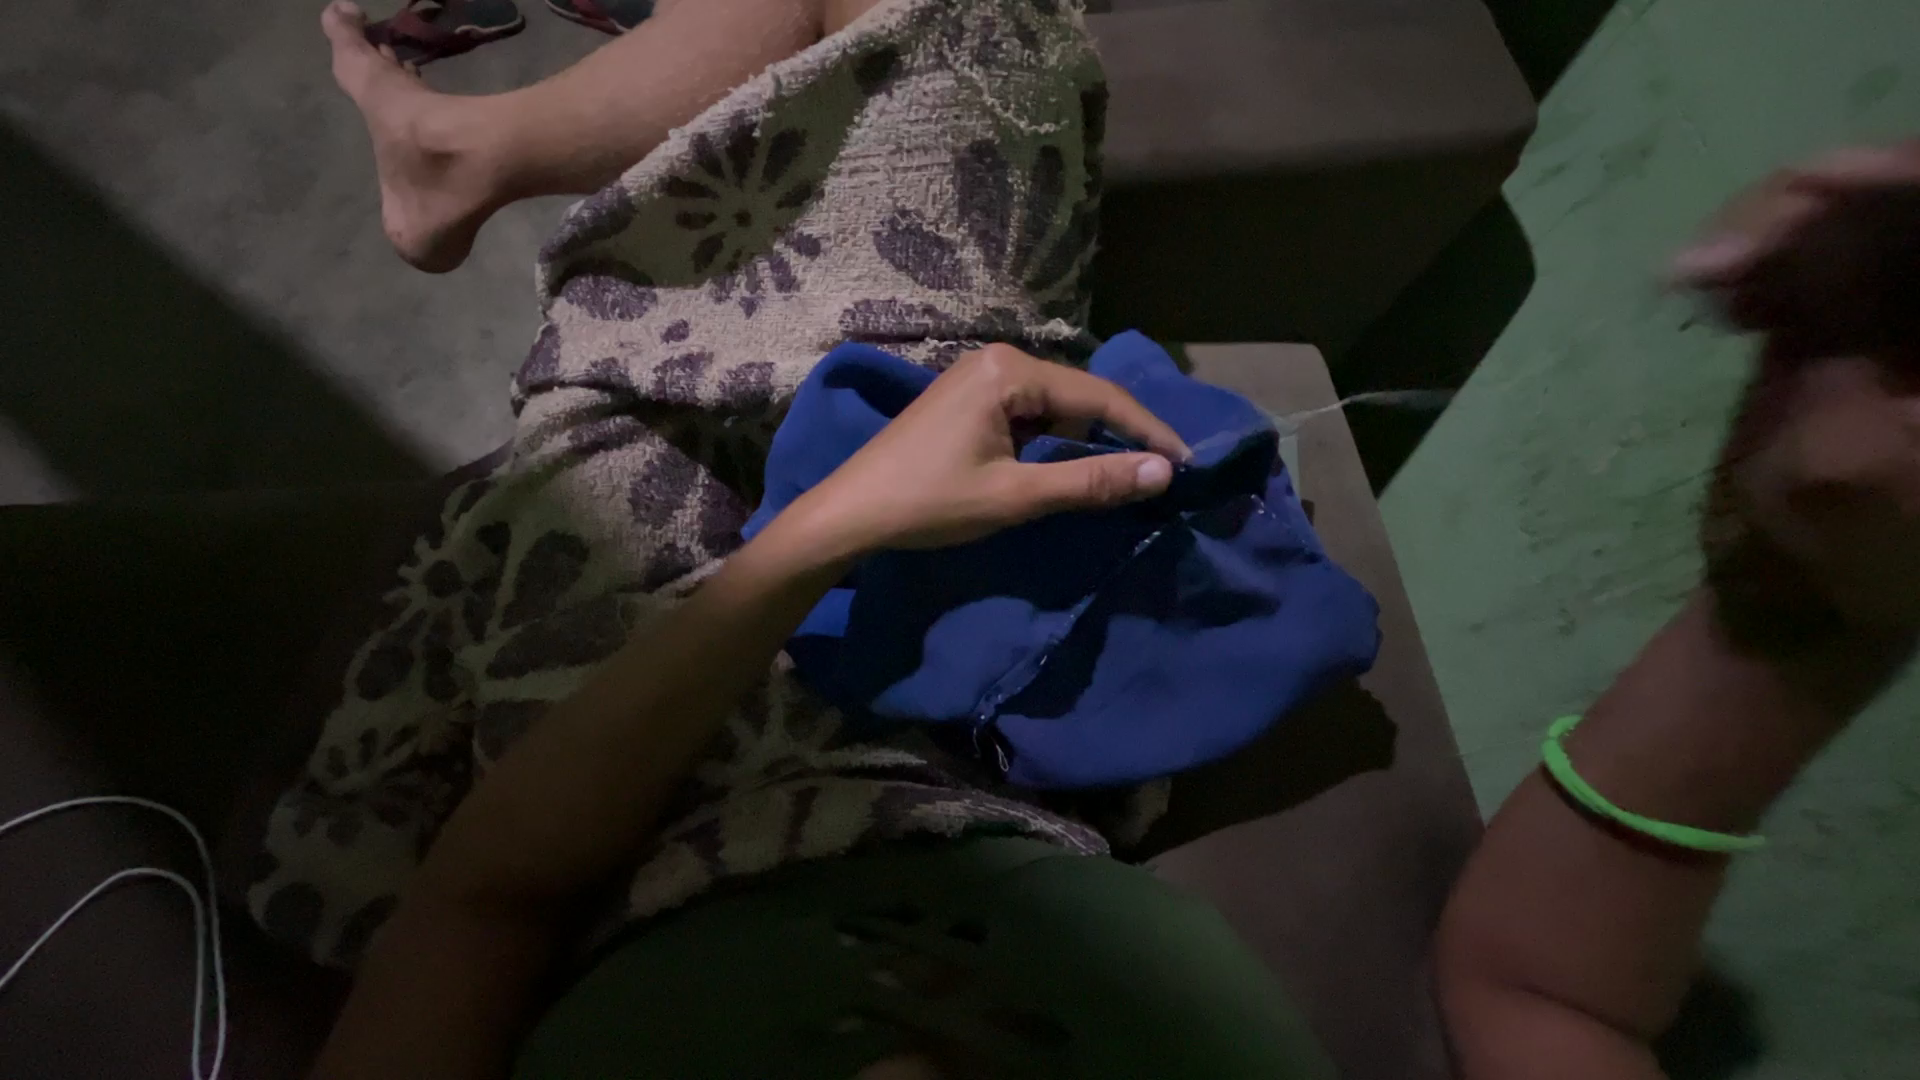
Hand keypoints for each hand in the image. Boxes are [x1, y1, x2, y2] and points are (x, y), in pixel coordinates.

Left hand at [778, 344, 1189, 555]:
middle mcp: (996, 359)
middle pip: (1077, 397)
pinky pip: (1026, 415)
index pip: (1098, 398)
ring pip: (1053, 408)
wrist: (851, 513)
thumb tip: (1163, 472)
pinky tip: (1062, 469)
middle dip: (1115, 436)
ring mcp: (977, 376)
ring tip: (1117, 477)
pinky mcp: (966, 399)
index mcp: (1009, 371)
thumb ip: (1090, 482)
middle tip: (1156, 475)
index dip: (1147, 432)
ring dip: (1081, 443)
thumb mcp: (1015, 496)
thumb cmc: (929, 503)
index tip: (1187, 463)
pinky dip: (1049, 443)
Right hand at [1679, 143, 1919, 636]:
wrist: (1797, 585)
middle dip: (1822, 210)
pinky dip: (1749, 264)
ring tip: (1699, 276)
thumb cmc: (1838, 549)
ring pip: (1857, 222)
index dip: (1906, 185)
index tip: (1813, 185)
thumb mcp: (1837, 462)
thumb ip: (1835, 354)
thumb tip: (1809, 231)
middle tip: (1721, 250)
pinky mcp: (1844, 320)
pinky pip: (1805, 259)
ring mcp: (1908, 310)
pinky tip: (1708, 289)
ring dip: (1772, 235)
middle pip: (1912, 209)